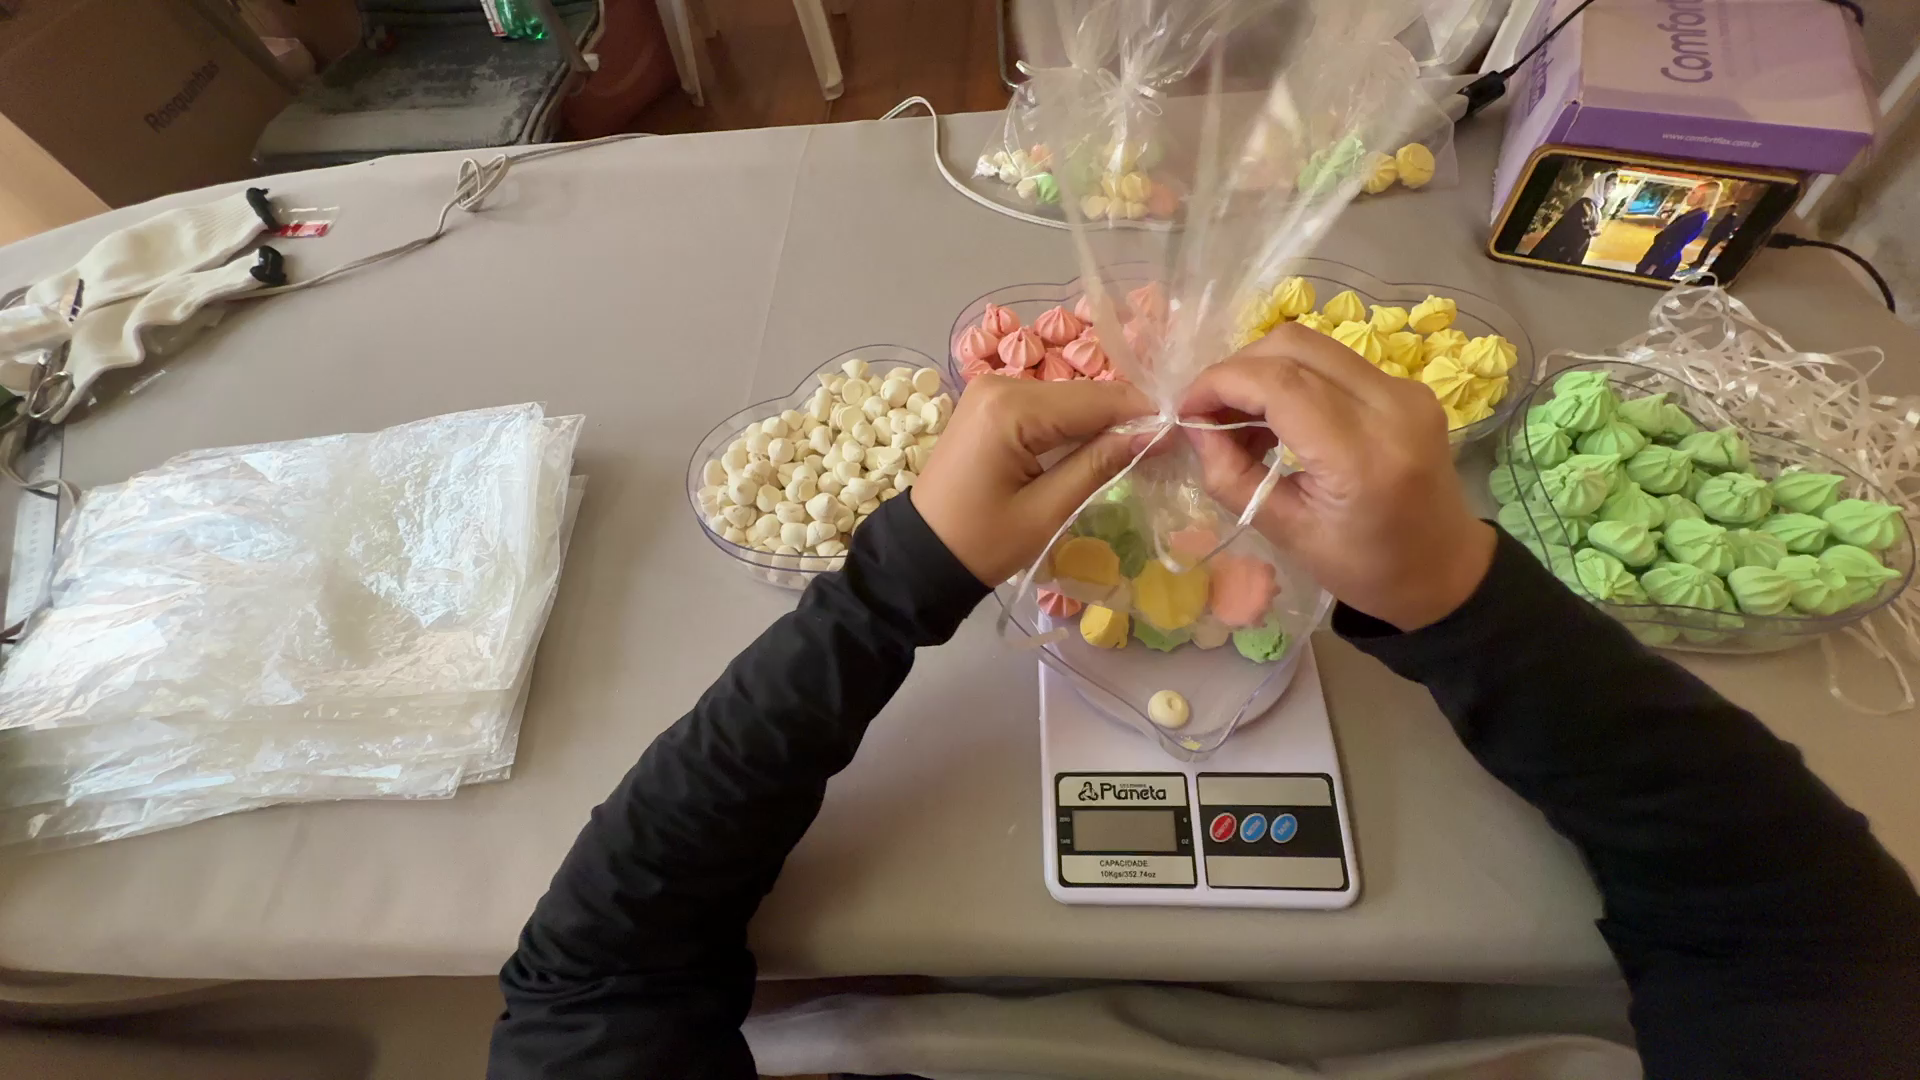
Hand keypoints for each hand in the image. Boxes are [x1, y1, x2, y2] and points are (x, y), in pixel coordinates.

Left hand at [914, 376, 1153, 584]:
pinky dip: (1073, 427)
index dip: (1144, 416)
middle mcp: (1000, 383)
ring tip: (1133, 456)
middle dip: (1124, 420)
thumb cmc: (981, 543)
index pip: (1098, 399)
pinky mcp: (990, 405)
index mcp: (1011, 407)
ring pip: (1069, 399)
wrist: (922, 555)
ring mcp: (992, 390)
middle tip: (1160, 454)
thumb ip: (1101, 464)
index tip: (1181, 439)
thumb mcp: (1047, 510)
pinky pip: (1046, 408)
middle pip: (1084, 394)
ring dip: (1101, 424)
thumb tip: (1159, 432)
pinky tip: (1094, 451)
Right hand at [1180, 324, 1495, 630]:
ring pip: (1309, 345)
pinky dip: (1286, 379)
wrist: (1444, 570)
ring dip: (1258, 372)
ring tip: (1236, 419)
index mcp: (1361, 455)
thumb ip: (1231, 477)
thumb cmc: (1362, 567)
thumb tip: (1194, 427)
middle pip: (1292, 346)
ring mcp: (1404, 390)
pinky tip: (1273, 419)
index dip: (1220, 383)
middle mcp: (1391, 406)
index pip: (1278, 383)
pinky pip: (1329, 361)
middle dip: (1234, 371)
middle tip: (1206, 412)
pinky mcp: (1404, 387)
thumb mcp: (1284, 533)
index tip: (1184, 410)